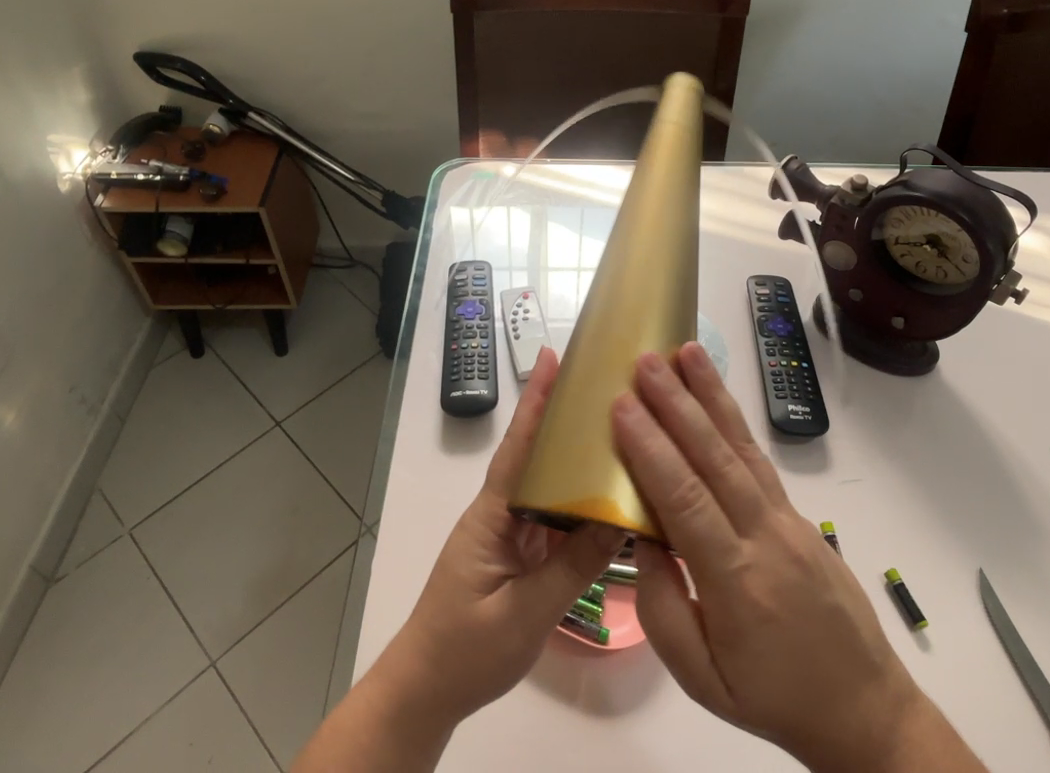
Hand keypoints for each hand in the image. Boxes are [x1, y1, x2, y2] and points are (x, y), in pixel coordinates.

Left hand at [377, 346, 623, 728]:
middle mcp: (501, 517)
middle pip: (539, 461)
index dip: (536, 405)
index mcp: (492, 519)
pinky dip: (581, 511)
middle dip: (567, 423)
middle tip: (609, 390)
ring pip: (550, 492)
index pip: (518, 450)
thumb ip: (571, 568)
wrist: (427, 691)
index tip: (553, 359)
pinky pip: (554, 525)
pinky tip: (612, 505)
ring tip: (622, 436)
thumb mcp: (524, 614)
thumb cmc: (465, 650)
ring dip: (579, 466)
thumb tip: (618, 518)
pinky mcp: (519, 560)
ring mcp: (510, 538)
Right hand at [611, 343, 983, 772]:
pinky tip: (717, 402)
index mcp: (736, 581)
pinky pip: (761, 464)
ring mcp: (791, 523)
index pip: (686, 500)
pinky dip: (736, 425)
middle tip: (646, 359)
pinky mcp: (803, 520)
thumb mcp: (701, 678)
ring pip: (744, 449)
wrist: (863, 708)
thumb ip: (662, 606)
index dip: (652, 449)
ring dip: (712, 397)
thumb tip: (641, 537)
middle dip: (678, 404)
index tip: (622, 405)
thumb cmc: (771, 698)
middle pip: (717, 458)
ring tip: (686, 352)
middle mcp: (767, 538)